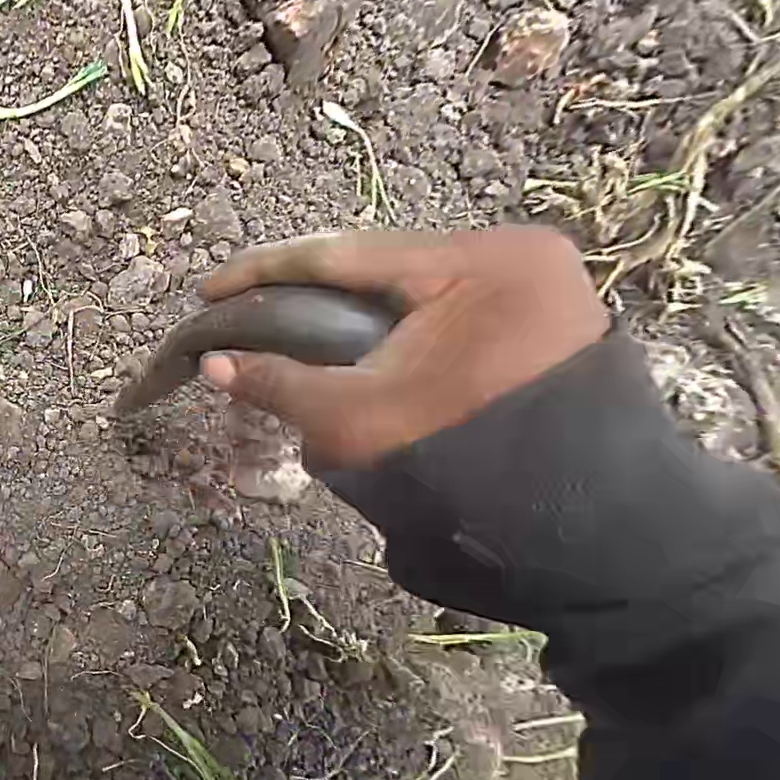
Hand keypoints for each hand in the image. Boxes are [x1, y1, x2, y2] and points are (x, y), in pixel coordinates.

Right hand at [198, 227, 608, 467]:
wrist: (569, 526)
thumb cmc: (458, 461)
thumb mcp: (351, 417)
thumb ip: (277, 382)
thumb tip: (210, 363)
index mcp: (480, 263)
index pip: (346, 254)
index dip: (265, 270)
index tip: (211, 288)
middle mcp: (510, 254)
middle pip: (373, 264)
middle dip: (297, 286)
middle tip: (238, 304)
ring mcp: (525, 283)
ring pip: (398, 283)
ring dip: (332, 303)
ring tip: (274, 317)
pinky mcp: (525, 315)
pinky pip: (427, 304)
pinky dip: (373, 319)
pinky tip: (332, 331)